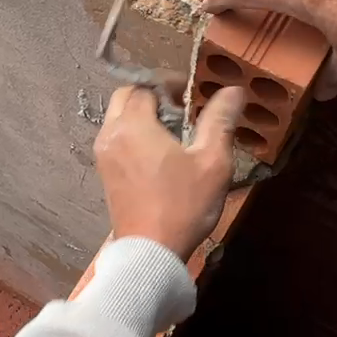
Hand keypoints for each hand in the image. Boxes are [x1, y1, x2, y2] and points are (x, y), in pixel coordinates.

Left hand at [94, 85, 246, 258]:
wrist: (150, 253)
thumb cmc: (183, 206)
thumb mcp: (212, 162)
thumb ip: (220, 120)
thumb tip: (232, 89)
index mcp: (133, 125)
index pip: (146, 86)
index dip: (170, 83)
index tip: (194, 94)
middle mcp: (111, 134)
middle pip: (126, 97)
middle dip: (152, 95)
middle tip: (182, 108)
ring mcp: (104, 156)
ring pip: (118, 118)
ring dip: (142, 114)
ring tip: (174, 131)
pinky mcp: (105, 174)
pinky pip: (116, 138)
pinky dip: (134, 133)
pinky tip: (160, 153)